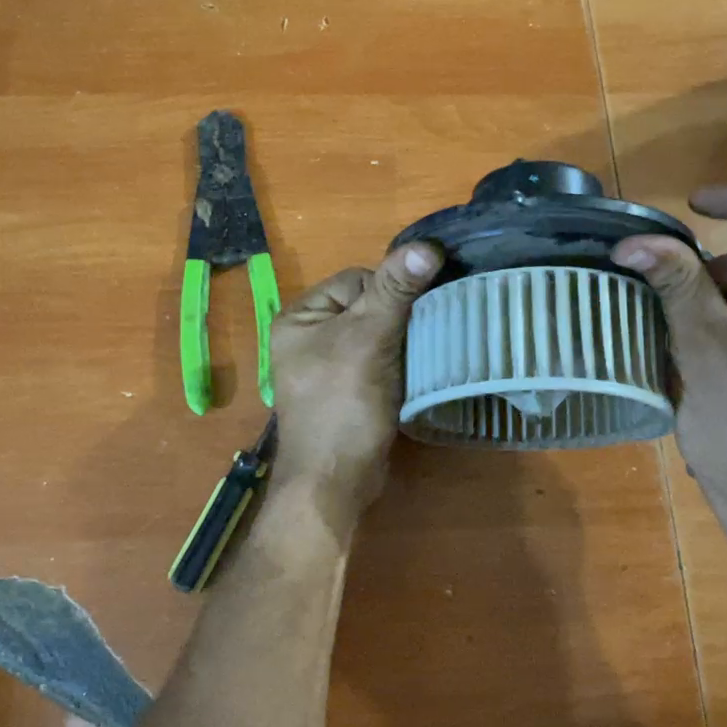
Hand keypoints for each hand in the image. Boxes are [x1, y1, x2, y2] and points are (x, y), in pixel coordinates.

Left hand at [270, 242, 442, 516]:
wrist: (334, 482)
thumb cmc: (343, 404)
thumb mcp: (369, 339)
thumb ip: (395, 291)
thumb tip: (427, 245)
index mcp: (299, 316)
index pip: (357, 281)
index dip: (390, 293)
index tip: (415, 316)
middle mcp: (308, 338)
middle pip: (369, 308)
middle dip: (400, 320)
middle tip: (426, 336)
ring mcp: (327, 368)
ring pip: (378, 337)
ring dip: (405, 344)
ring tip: (423, 357)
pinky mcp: (348, 393)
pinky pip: (380, 364)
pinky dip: (401, 367)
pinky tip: (416, 376)